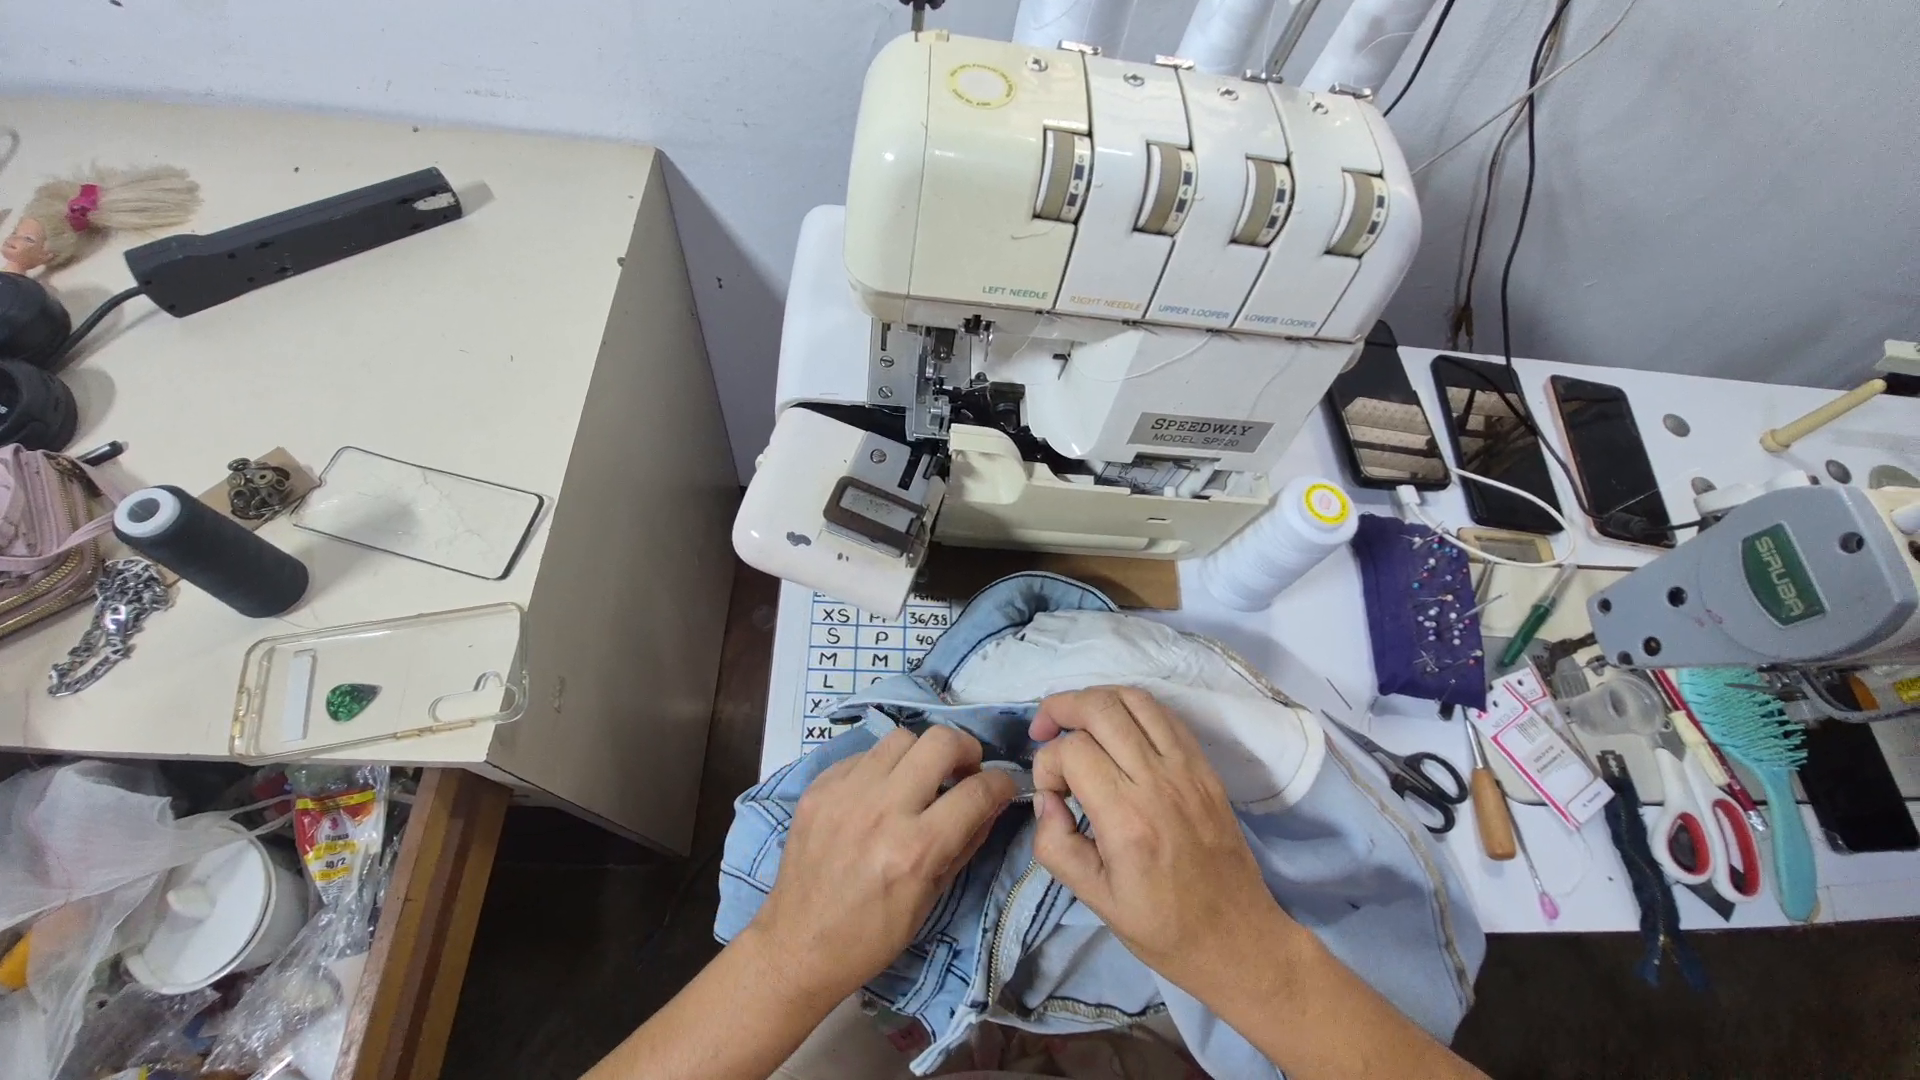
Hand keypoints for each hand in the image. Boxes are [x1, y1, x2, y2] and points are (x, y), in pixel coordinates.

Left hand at [750, 725, 1015, 1002]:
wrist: (798, 945)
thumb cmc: (874, 935)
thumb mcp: (933, 897)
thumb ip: (968, 840)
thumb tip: (994, 800)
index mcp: (916, 848)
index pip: (977, 791)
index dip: (1002, 782)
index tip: (1003, 784)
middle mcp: (882, 810)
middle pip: (941, 741)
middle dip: (966, 749)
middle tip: (964, 770)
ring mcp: (845, 793)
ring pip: (901, 737)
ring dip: (922, 754)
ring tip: (920, 778)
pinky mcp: (818, 787)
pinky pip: (864, 755)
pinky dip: (882, 768)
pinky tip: (879, 793)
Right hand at [1029, 687, 1293, 990]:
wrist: (1239, 940)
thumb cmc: (1163, 928)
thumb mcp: (1095, 900)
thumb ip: (1056, 846)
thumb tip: (1046, 800)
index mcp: (1128, 819)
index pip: (1073, 752)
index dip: (1047, 764)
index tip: (1051, 795)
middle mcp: (1159, 782)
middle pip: (1101, 708)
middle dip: (1061, 707)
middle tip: (1043, 729)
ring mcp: (1187, 769)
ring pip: (1135, 698)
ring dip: (1096, 699)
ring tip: (1075, 720)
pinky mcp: (1205, 767)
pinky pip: (1165, 715)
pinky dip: (1132, 708)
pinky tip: (1117, 729)